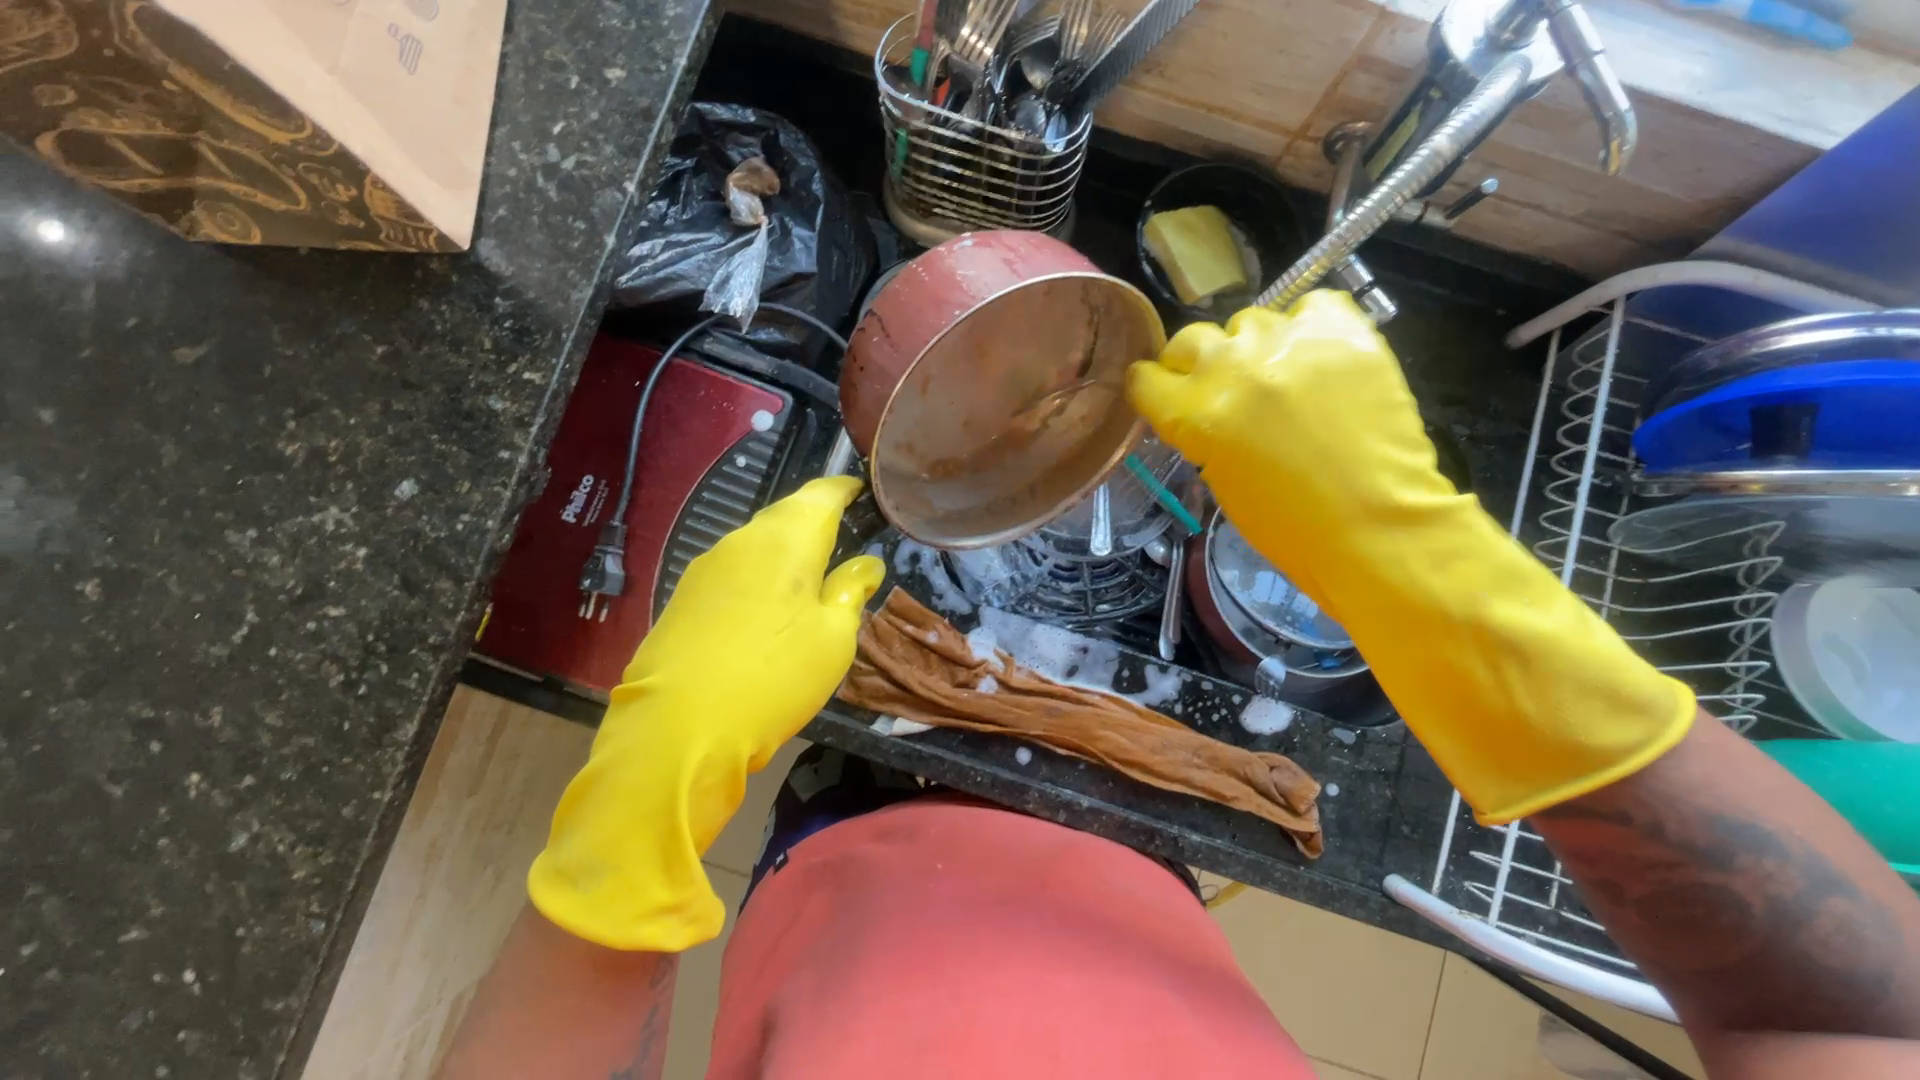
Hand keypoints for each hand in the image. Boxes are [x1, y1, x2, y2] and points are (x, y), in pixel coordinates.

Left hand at [528, 476, 884, 950]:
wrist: (678, 729)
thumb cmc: (774, 677)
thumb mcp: (833, 640)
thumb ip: (851, 592)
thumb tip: (865, 563)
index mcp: (786, 539)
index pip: (822, 493)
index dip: (846, 490)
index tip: (864, 494)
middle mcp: (742, 539)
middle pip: (786, 515)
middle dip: (815, 520)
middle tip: (843, 538)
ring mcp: (706, 567)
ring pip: (756, 544)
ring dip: (784, 552)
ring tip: (808, 576)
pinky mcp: (684, 596)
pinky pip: (733, 571)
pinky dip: (758, 576)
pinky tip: (766, 605)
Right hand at [1128, 292, 1694, 823]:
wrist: (1420, 569)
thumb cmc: (1324, 568)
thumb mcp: (1249, 520)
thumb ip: (1220, 465)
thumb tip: (1203, 431)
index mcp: (1214, 432)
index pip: (1153, 379)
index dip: (1151, 386)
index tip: (1152, 395)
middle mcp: (1254, 381)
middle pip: (1200, 340)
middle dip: (1200, 366)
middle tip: (1215, 397)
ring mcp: (1311, 361)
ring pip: (1258, 320)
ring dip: (1257, 348)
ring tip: (1272, 388)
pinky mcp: (1365, 353)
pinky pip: (1319, 316)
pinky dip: (1312, 334)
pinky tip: (1318, 373)